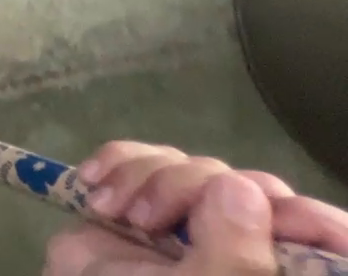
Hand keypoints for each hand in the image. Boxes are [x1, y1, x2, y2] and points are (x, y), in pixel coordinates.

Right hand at [43, 141, 347, 274]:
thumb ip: (234, 255)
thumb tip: (240, 187)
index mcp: (277, 267)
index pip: (328, 233)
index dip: (309, 219)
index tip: (277, 221)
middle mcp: (249, 240)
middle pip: (249, 186)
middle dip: (185, 189)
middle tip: (148, 220)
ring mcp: (196, 214)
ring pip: (190, 165)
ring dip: (138, 179)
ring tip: (111, 212)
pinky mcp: (145, 191)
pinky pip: (141, 153)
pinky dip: (113, 161)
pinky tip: (92, 183)